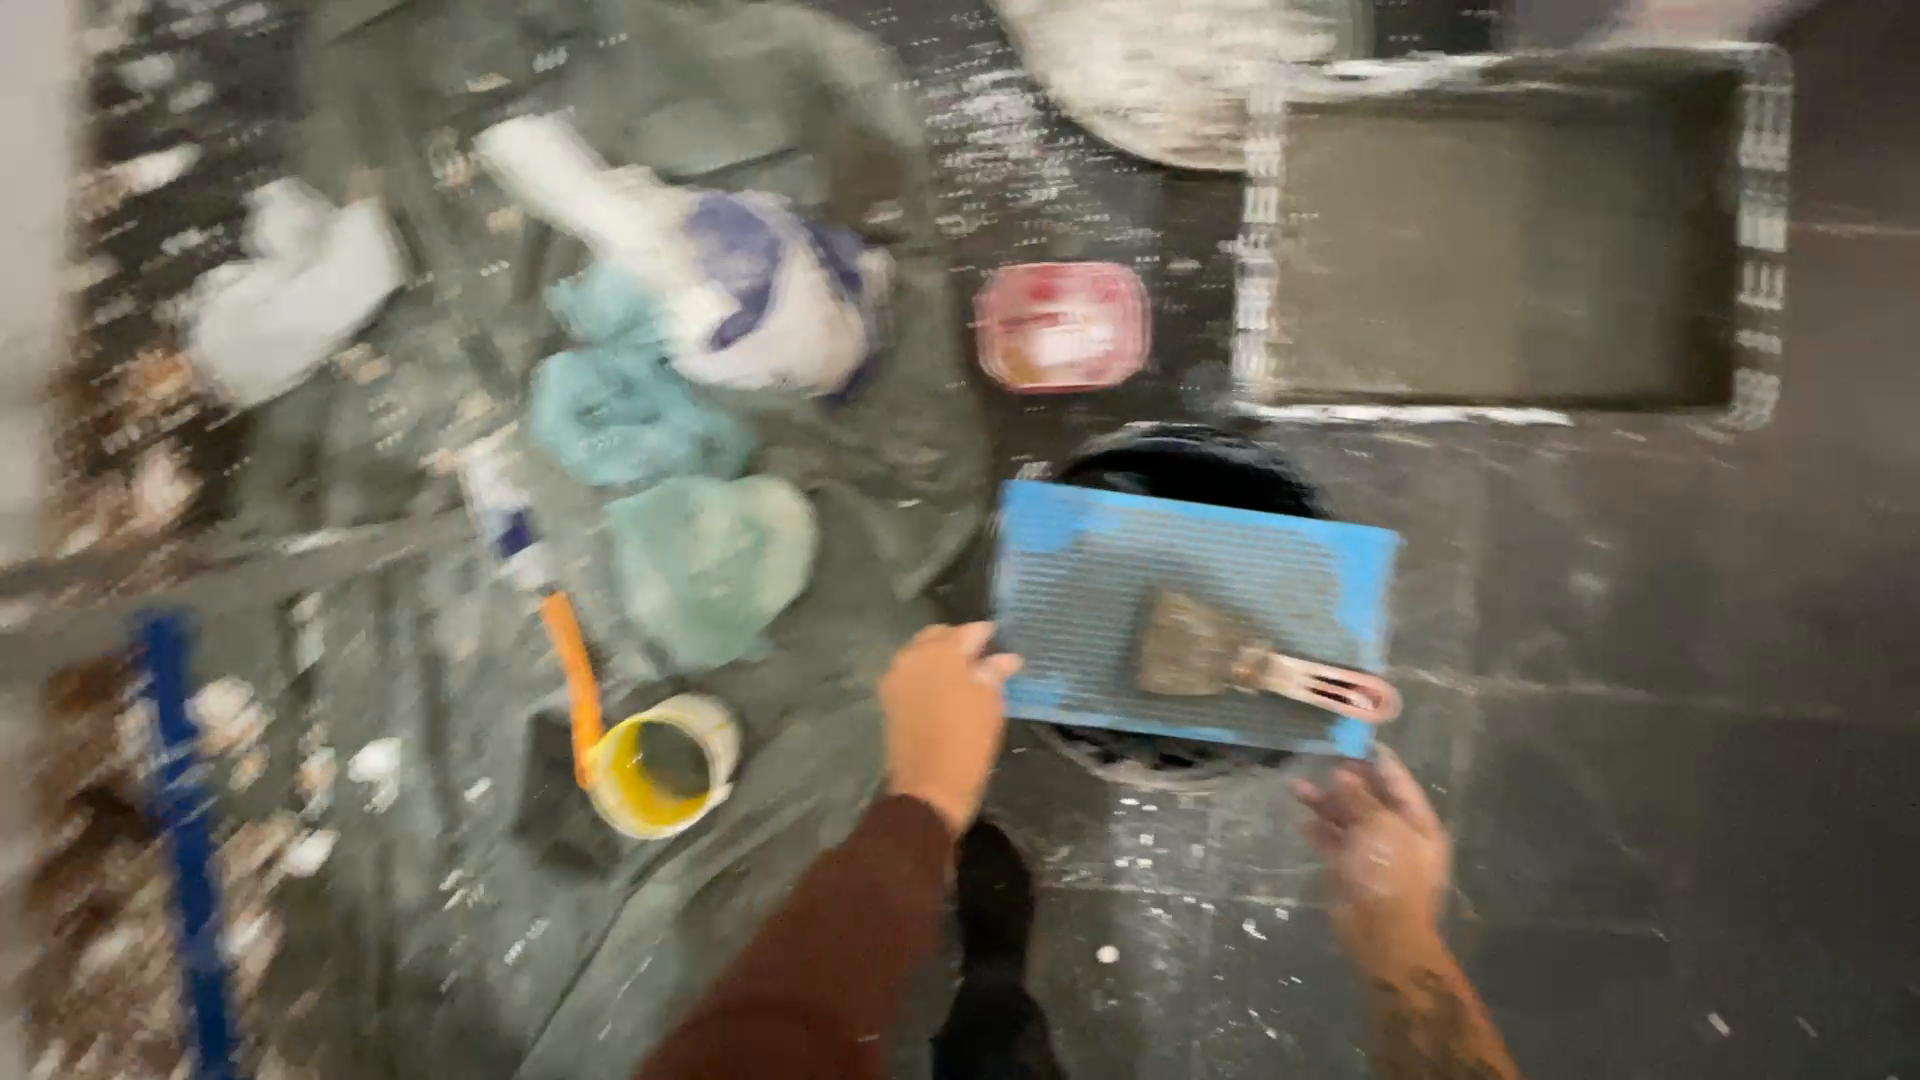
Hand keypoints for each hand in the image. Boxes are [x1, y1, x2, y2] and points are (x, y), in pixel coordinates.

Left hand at [880, 623, 1022, 835]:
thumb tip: (1006, 657)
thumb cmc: (967, 741)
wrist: (928, 788)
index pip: (969, 631)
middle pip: (939, 636)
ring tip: (965, 674)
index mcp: (940, 652)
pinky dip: (926, 673)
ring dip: (941, 657)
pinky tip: (944, 688)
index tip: (1003, 640)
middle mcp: (912, 656)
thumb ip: (995, 671)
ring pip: (921, 652)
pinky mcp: (888, 697)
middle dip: (960, 641)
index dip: (988, 635)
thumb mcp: (990, 703)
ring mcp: (896, 676)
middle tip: (983, 657)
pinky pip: (910, 672)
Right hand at [1292, 746, 1450, 975]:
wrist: (1381, 932)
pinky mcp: (1349, 869)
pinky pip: (1332, 842)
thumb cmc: (1389, 872)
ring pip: (1346, 819)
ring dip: (1324, 803)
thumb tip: (1342, 773)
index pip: (1398, 782)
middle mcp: (1396, 835)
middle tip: (1319, 757)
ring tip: (1297, 788)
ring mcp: (1372, 853)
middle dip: (1345, 780)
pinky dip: (1318, 831)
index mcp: (1416, 824)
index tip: (1353, 738)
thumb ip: (1360, 797)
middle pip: (1369, 799)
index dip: (1377, 760)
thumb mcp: (1379, 826)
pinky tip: (1301, 821)